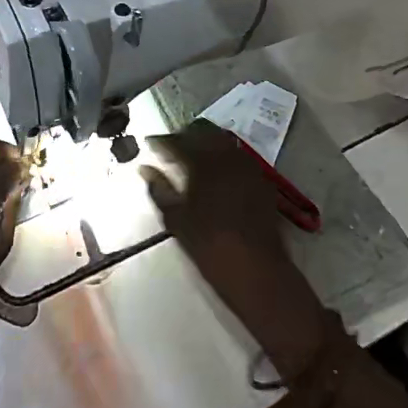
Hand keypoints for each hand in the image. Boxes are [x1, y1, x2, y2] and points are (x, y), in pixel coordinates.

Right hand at [142, 120, 332, 378]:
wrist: (260, 275)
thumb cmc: (211, 249)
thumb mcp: (176, 221)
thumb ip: (160, 190)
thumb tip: (145, 169)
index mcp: (204, 164)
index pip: (177, 141)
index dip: (160, 141)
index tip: (148, 144)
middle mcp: (228, 158)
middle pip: (204, 132)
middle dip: (184, 136)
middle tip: (169, 149)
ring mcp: (249, 169)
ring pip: (223, 142)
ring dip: (205, 144)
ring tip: (189, 160)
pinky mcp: (262, 182)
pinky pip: (238, 157)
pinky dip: (222, 158)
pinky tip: (213, 174)